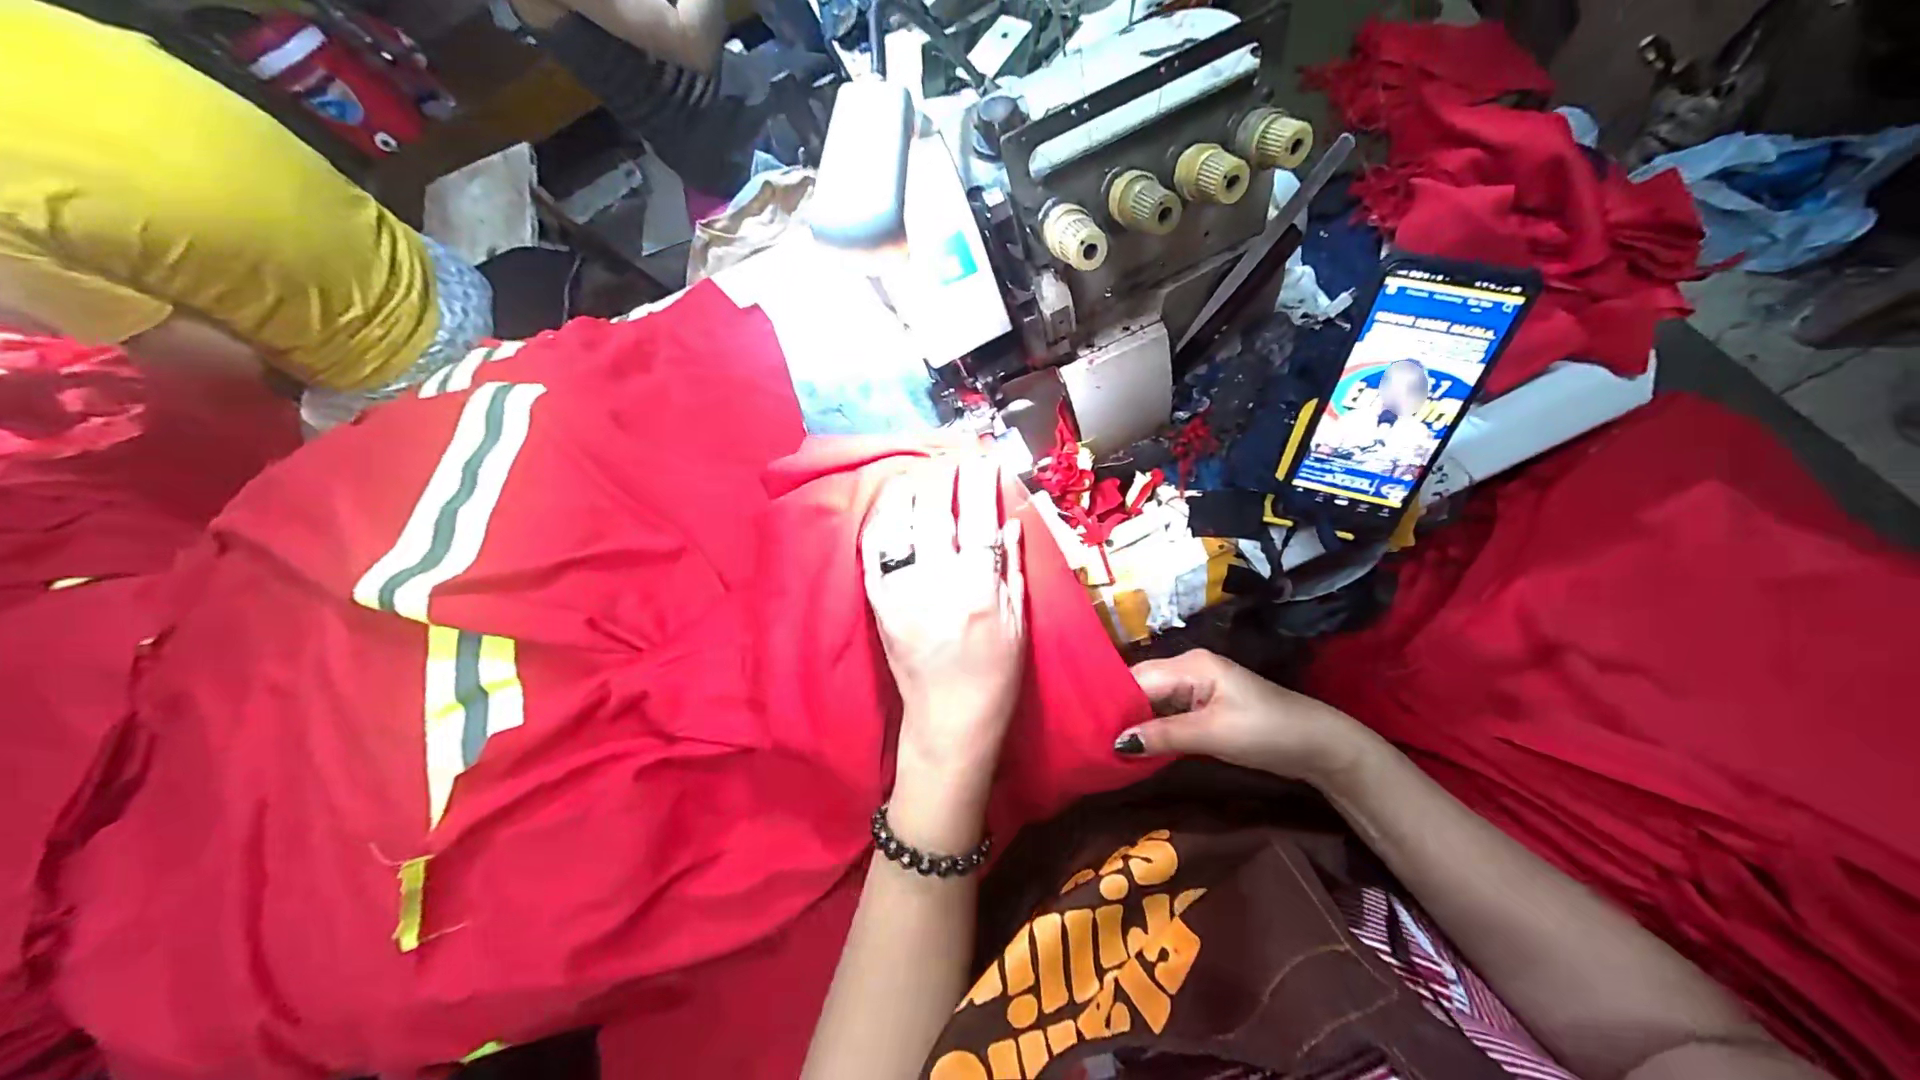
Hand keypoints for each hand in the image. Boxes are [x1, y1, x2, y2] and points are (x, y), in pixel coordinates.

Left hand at [863, 457, 1026, 846]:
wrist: (948, 722)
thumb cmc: (995, 677)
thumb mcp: (1018, 624)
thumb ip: (1011, 568)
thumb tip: (1007, 521)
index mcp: (978, 588)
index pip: (979, 517)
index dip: (980, 481)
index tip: (981, 459)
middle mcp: (936, 582)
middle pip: (933, 510)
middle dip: (941, 476)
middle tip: (948, 462)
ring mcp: (900, 592)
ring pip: (896, 524)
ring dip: (905, 491)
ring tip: (916, 475)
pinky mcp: (878, 604)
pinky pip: (872, 552)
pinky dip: (879, 523)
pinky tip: (889, 509)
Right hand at [1115, 649, 1374, 787]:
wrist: (1318, 745)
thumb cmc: (1267, 733)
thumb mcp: (1213, 735)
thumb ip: (1163, 735)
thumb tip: (1117, 742)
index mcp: (1190, 664)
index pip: (1137, 678)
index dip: (1112, 701)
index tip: (1086, 727)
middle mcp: (1188, 667)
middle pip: (1141, 686)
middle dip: (1119, 712)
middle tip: (1090, 739)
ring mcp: (1196, 686)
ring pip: (1151, 700)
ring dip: (1134, 722)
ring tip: (1105, 744)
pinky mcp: (1202, 705)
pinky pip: (1166, 712)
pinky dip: (1152, 728)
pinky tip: (1137, 745)